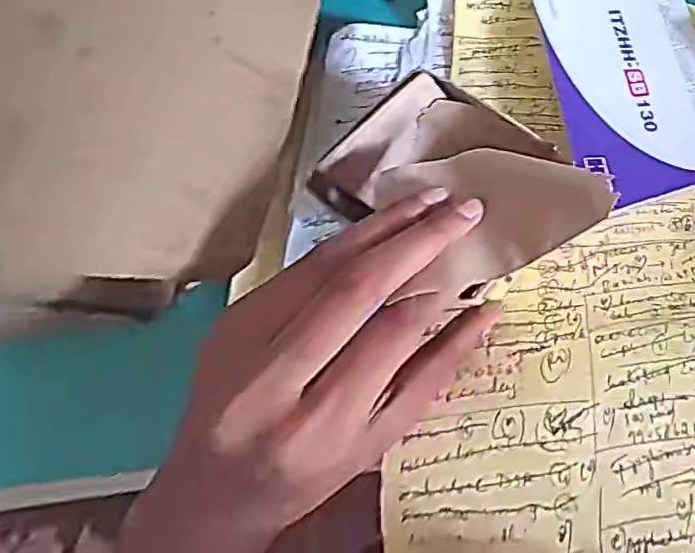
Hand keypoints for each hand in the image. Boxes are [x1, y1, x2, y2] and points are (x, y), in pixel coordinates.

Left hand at [119, 190, 500, 552]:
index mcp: (317, 424)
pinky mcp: (233, 316)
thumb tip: (488, 310)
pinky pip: (304, 264)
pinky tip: (390, 219)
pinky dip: (354, 236)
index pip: (388, 335)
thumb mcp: (381, 437)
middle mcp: (271, 382)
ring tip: (433, 199)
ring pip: (326, 262)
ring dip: (387, 222)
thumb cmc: (310, 471)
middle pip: (355, 286)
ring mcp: (241, 342)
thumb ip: (436, 369)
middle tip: (464, 209)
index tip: (470, 261)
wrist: (206, 494)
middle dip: (419, 238)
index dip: (435, 291)